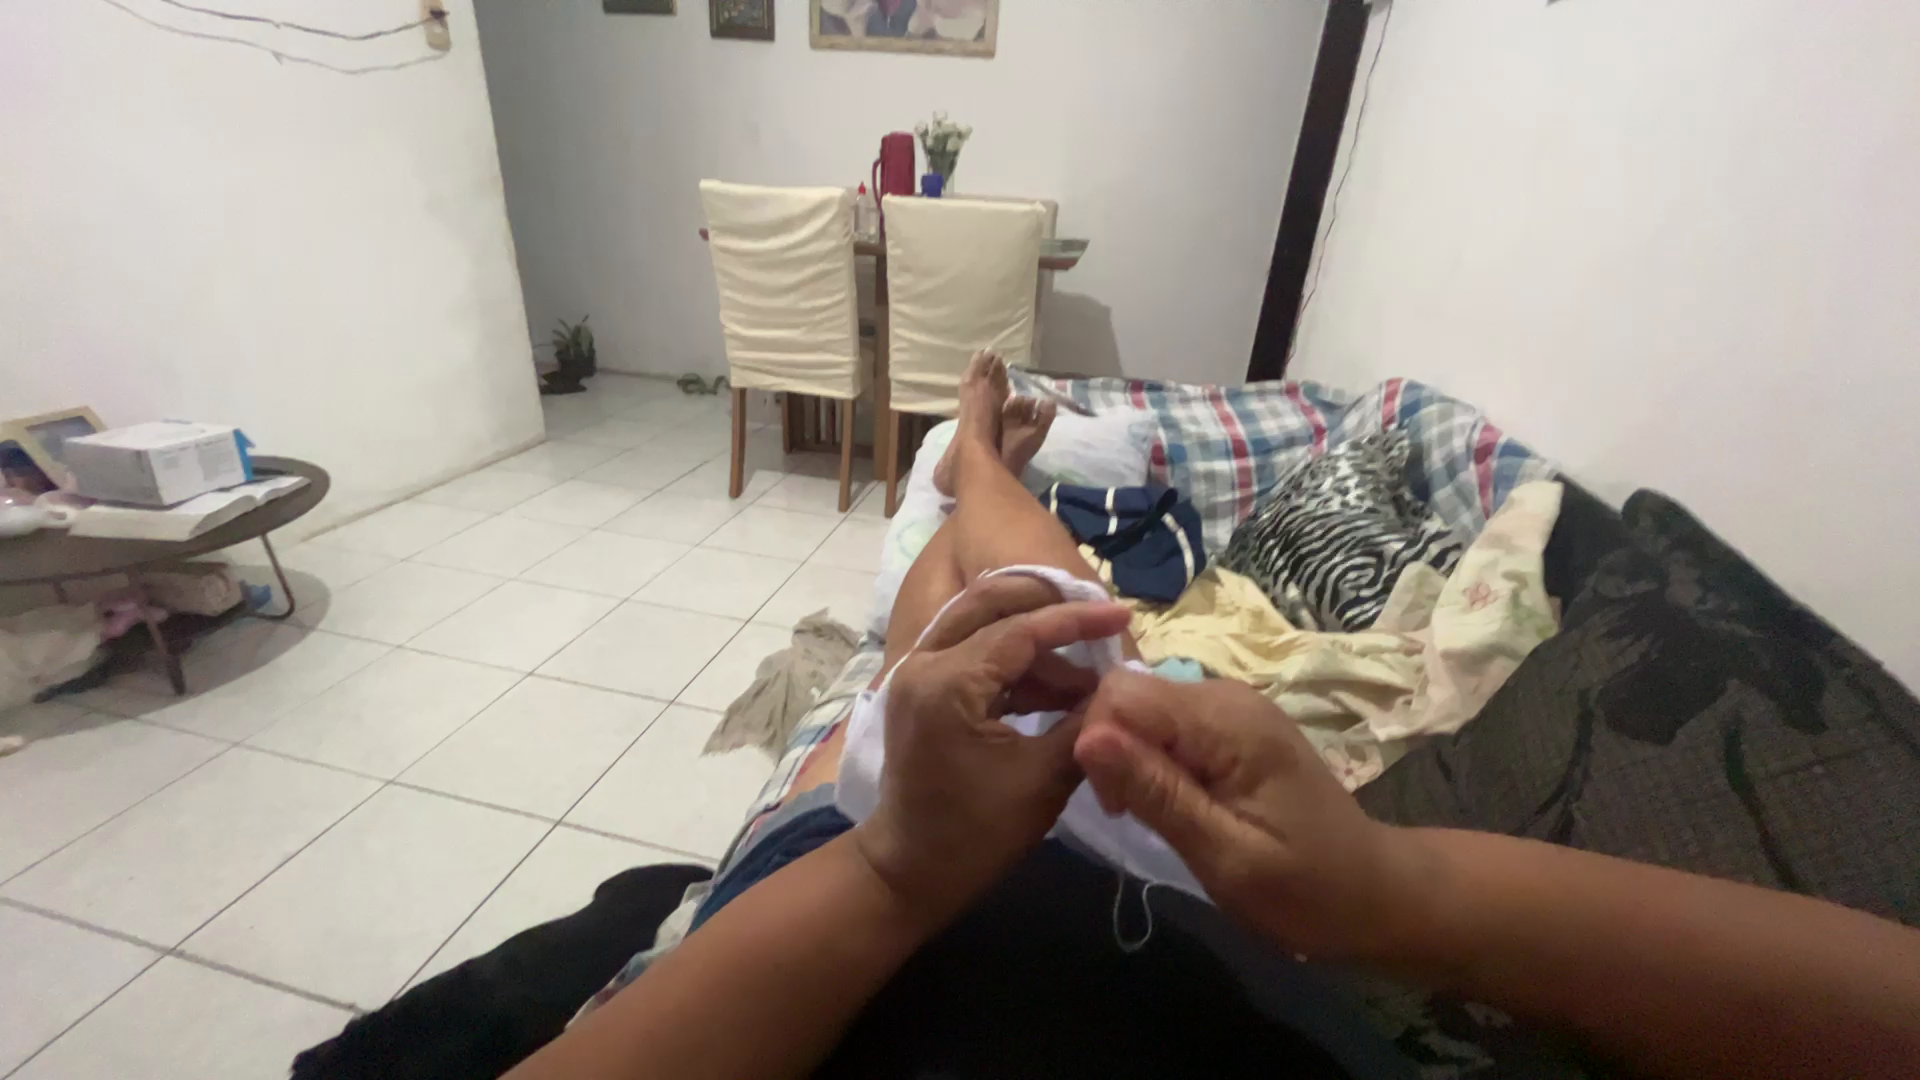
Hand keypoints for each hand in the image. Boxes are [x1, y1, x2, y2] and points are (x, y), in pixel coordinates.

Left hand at [852, 575, 1131, 919]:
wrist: (910, 870)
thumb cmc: (976, 835)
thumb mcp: (1042, 779)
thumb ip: (1082, 723)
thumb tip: (1120, 686)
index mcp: (946, 684)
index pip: (1019, 630)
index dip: (1076, 620)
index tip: (1122, 615)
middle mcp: (923, 662)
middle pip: (988, 602)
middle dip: (1046, 604)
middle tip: (1097, 616)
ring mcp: (917, 671)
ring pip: (980, 623)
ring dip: (1035, 639)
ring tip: (1088, 669)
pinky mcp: (924, 686)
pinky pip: (974, 652)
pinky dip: (1015, 662)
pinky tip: (1057, 688)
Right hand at [1074, 670, 1432, 961]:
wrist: (1376, 893)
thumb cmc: (1305, 888)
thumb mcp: (1224, 855)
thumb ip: (1156, 792)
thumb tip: (1087, 738)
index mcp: (1225, 720)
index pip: (1121, 693)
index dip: (1099, 741)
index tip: (1117, 806)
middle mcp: (1223, 694)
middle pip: (1129, 693)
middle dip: (1113, 750)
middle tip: (1134, 814)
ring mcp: (1227, 704)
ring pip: (1141, 706)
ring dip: (1131, 756)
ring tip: (1158, 812)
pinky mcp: (1227, 721)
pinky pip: (1164, 720)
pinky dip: (1152, 756)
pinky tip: (1174, 797)